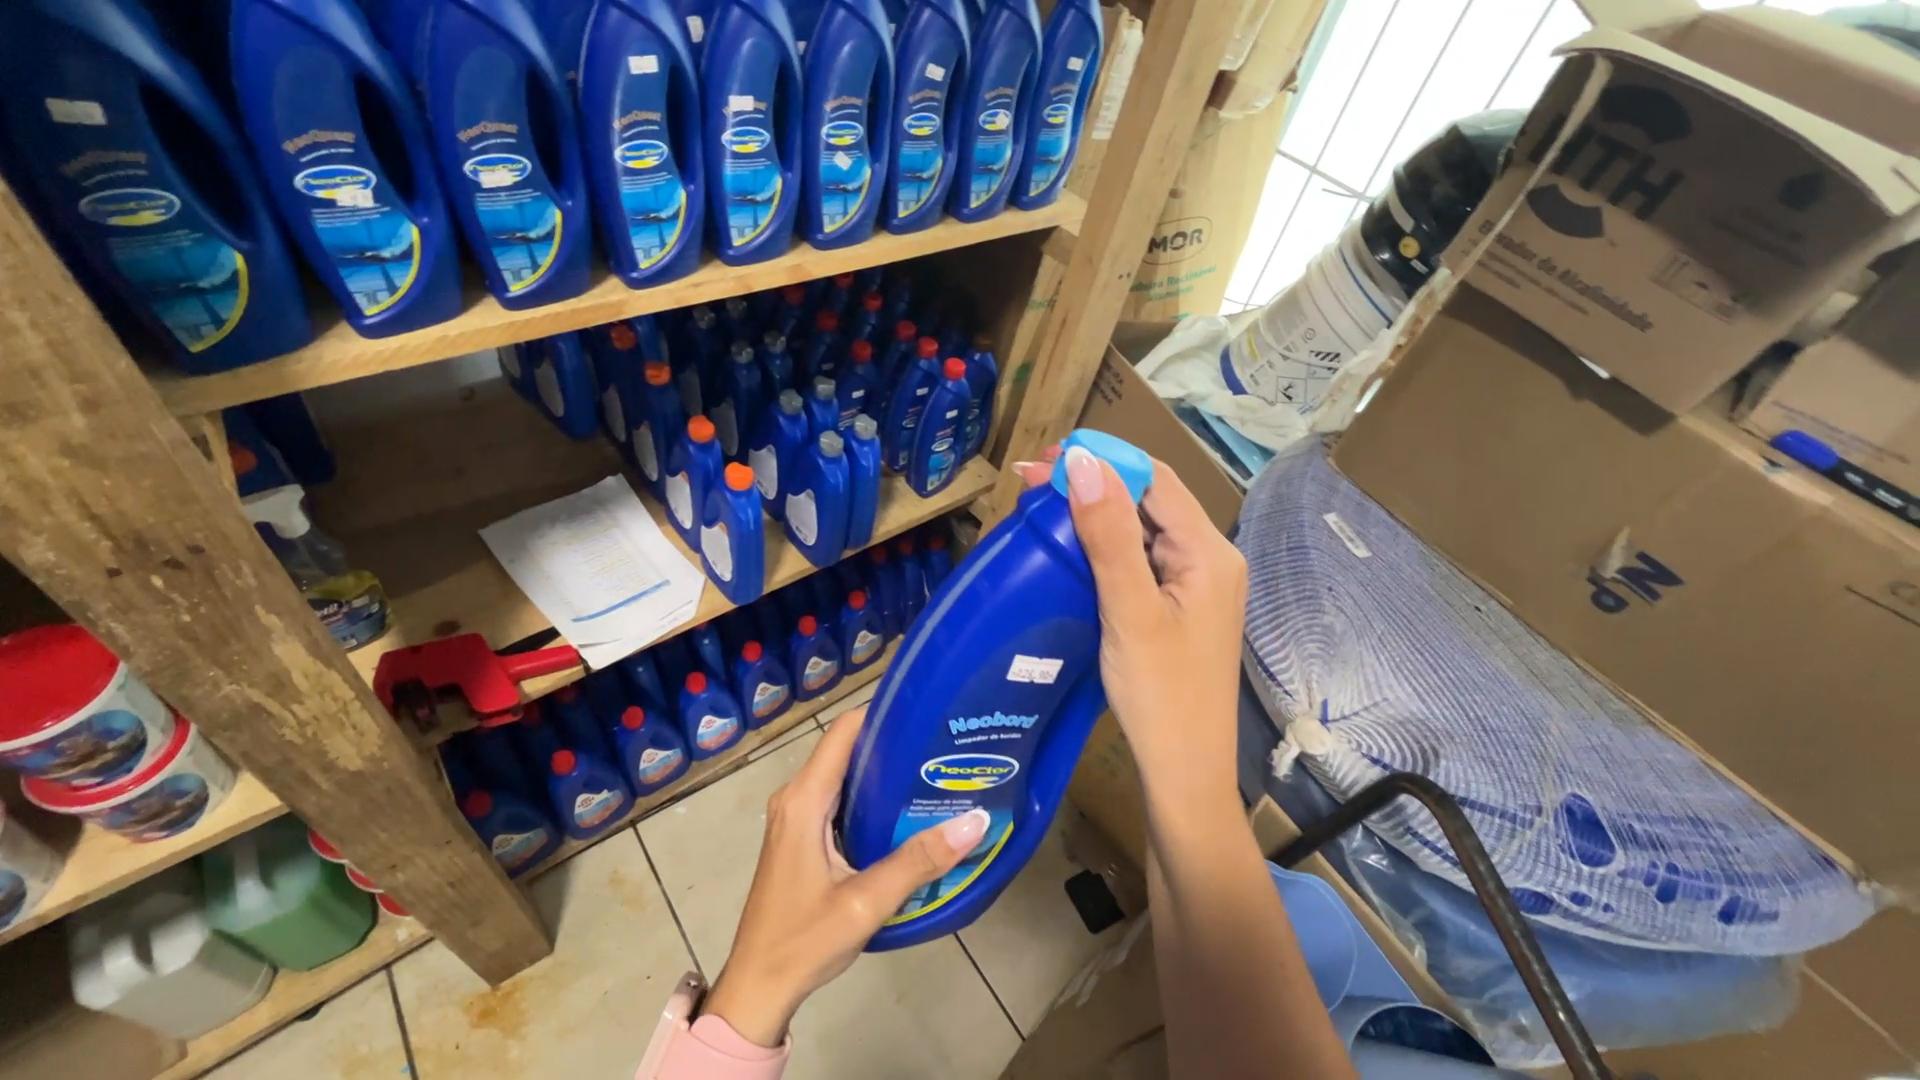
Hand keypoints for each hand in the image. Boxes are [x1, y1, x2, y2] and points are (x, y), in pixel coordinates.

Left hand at [703, 706, 990, 1046]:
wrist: (757, 988)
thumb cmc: (803, 941)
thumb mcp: (866, 901)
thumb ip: (919, 860)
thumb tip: (976, 820)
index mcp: (804, 800)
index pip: (844, 731)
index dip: (883, 712)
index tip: (927, 710)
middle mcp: (796, 797)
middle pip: (846, 747)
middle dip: (892, 739)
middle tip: (944, 741)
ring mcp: (796, 816)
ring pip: (844, 773)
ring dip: (883, 768)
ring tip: (935, 767)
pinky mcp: (801, 835)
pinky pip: (839, 797)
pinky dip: (870, 794)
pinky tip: (906, 807)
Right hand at [1016, 445, 1246, 814]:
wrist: (1184, 772)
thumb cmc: (1159, 695)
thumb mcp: (1129, 611)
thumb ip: (1108, 535)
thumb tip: (1083, 462)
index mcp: (1209, 553)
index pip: (1155, 479)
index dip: (1103, 459)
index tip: (1046, 457)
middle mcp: (1209, 559)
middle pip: (1150, 501)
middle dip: (1093, 483)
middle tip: (1031, 480)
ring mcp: (1195, 585)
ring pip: (1142, 530)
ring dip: (1095, 513)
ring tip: (1041, 506)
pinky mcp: (1177, 607)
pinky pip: (1140, 560)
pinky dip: (1104, 547)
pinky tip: (1070, 548)